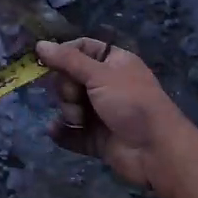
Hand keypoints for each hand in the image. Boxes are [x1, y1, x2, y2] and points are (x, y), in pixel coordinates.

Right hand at [37, 38, 196, 189]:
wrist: (157, 152)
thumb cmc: (131, 103)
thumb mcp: (99, 75)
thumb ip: (67, 60)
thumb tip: (39, 45)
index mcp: (112, 63)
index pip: (81, 48)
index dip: (64, 54)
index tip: (48, 62)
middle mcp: (106, 85)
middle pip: (70, 77)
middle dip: (66, 88)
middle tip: (73, 96)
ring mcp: (102, 112)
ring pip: (70, 104)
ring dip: (68, 110)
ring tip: (77, 119)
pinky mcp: (98, 137)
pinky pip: (72, 131)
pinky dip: (63, 132)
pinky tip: (55, 132)